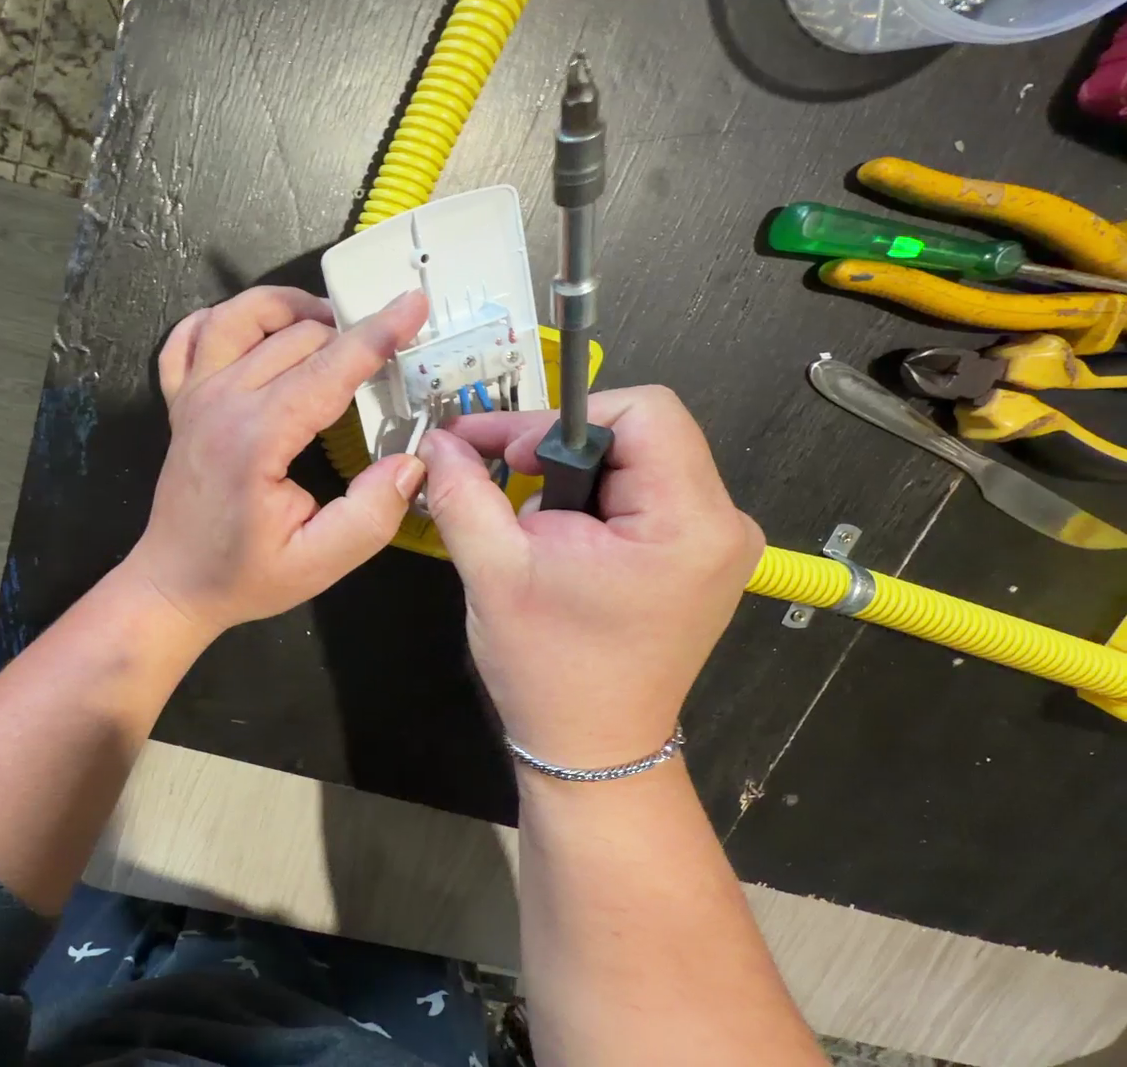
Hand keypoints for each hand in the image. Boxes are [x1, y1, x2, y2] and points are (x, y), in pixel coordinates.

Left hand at [123, 286, 430, 633]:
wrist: (174, 582)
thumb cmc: (242, 575)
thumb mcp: (317, 563)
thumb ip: (370, 515)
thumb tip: (410, 462)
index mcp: (257, 438)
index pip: (328, 368)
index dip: (377, 334)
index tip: (414, 305)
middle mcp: (221, 402)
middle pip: (295, 337)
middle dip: (347, 333)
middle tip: (384, 352)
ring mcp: (193, 396)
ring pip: (239, 316)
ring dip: (287, 308)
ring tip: (328, 326)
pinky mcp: (179, 402)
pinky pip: (187, 338)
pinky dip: (220, 321)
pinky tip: (252, 333)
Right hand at [419, 386, 763, 770]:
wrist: (590, 747)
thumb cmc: (547, 665)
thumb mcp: (492, 571)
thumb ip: (462, 492)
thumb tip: (436, 440)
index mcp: (688, 522)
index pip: (642, 410)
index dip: (561, 420)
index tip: (506, 458)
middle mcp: (721, 523)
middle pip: (639, 434)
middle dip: (556, 451)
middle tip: (496, 481)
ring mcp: (714, 543)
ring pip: (635, 463)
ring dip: (567, 479)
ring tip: (525, 528)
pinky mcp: (694, 559)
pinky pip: (640, 497)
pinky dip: (586, 503)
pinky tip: (553, 541)